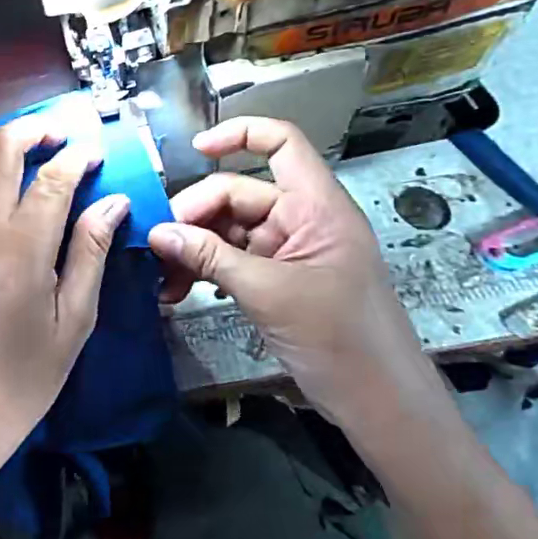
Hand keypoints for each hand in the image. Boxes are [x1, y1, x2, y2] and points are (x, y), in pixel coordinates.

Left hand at [0, 116, 128, 526]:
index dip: (78, 158)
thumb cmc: (22, 376)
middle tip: (61, 137)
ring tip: (24, 144)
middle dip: (34, 131)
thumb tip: (114, 202)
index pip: (51, 178)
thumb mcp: (74, 321)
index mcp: (20, 247)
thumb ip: (90, 253)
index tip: (96, 155)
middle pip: (0, 149)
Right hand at [147, 117, 426, 426]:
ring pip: (232, 230)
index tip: (196, 150)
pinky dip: (210, 270)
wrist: (380, 404)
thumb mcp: (269, 292)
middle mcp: (303, 219)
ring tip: (163, 277)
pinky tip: (182, 290)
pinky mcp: (281, 280)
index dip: (240, 134)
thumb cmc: (339, 338)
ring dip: (196, 248)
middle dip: (196, 215)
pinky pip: (236, 260)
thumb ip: (211, 257)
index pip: (281, 144)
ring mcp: (291, 251)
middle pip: (240, 193)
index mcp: (316, 205)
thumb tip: (158, 232)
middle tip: (159, 246)